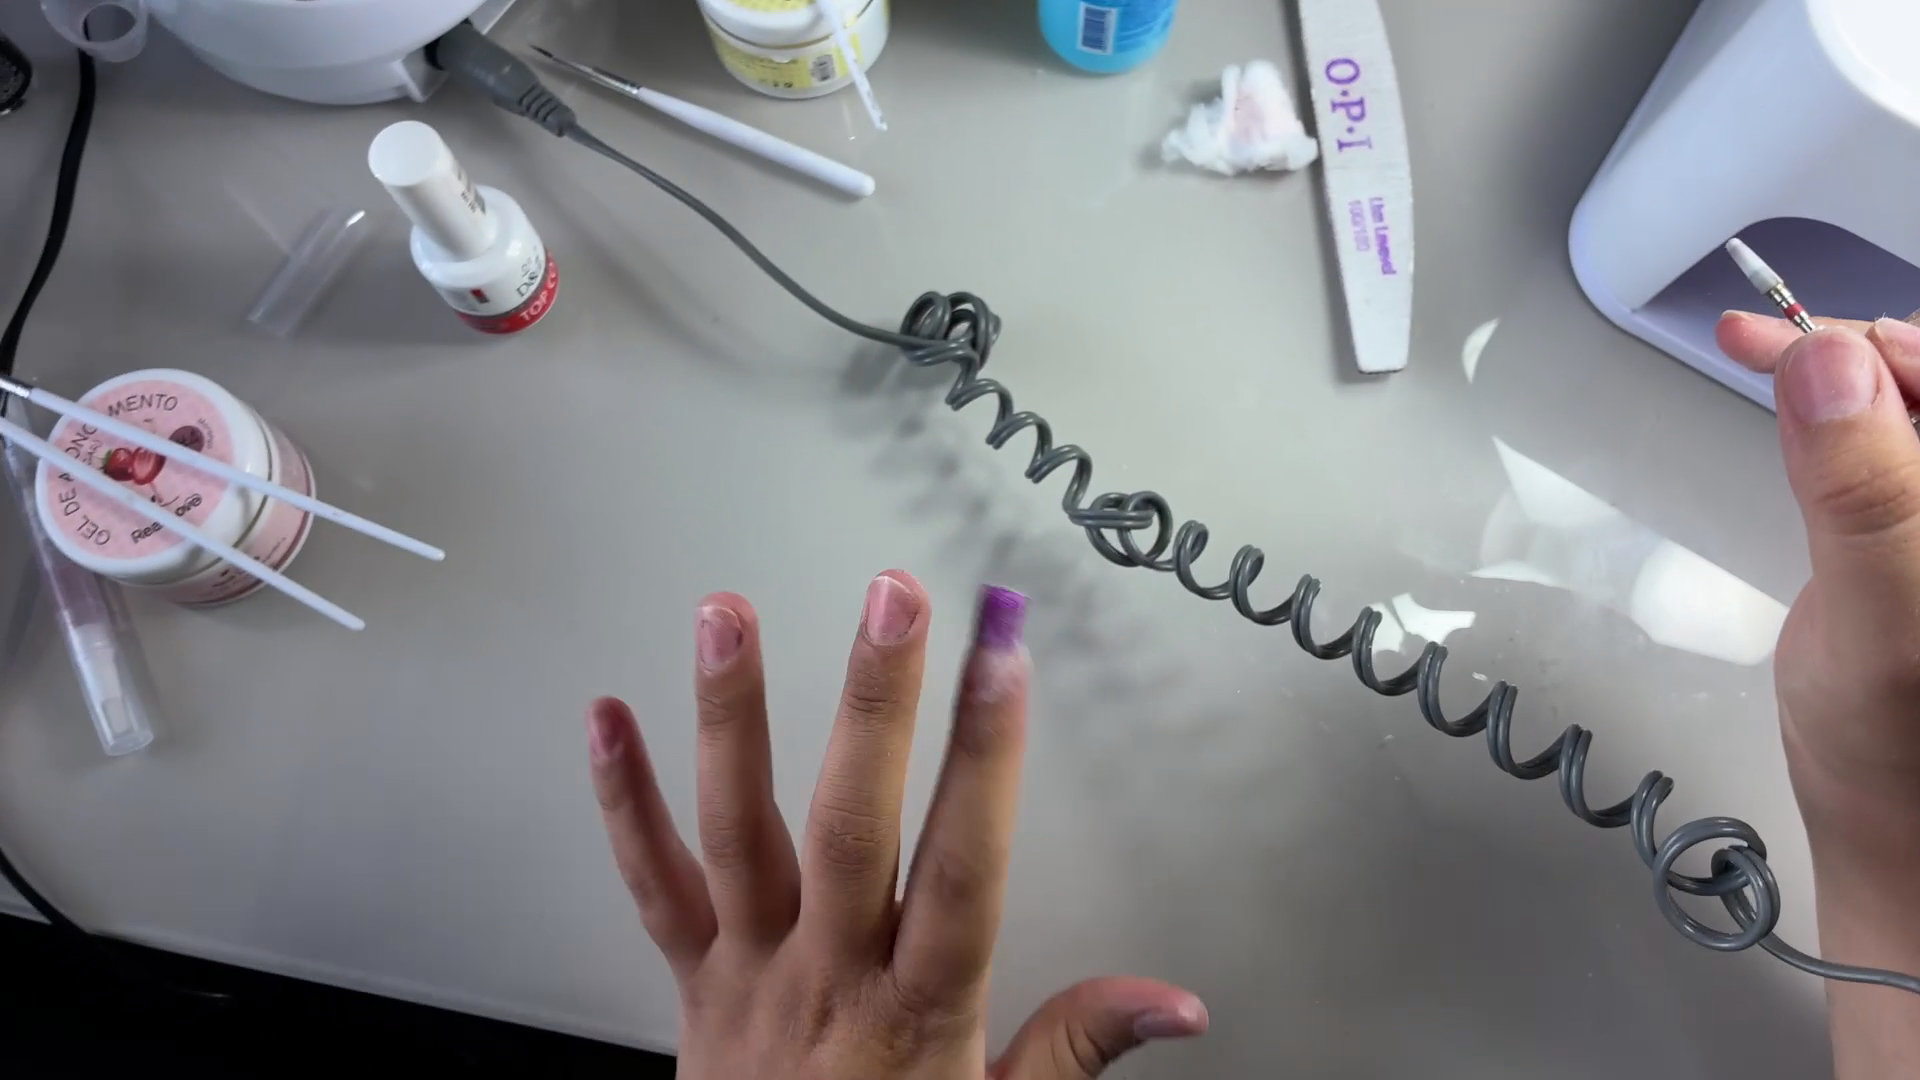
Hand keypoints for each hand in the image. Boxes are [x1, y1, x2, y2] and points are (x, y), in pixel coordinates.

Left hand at [586, 571, 1206, 1078]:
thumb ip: (1079, 1045)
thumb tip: (1177, 1004)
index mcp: (918, 1006)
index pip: (965, 866)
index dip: (988, 759)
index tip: (1004, 660)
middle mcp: (826, 971)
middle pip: (851, 824)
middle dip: (877, 703)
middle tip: (891, 602)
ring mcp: (746, 963)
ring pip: (735, 825)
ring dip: (733, 714)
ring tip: (728, 614)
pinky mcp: (689, 969)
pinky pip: (650, 880)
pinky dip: (622, 796)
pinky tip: (607, 716)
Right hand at [1718, 312, 1919, 1075]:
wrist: (1903, 820)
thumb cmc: (1901, 735)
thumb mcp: (1888, 607)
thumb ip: (1866, 483)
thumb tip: (1823, 362)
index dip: (1874, 345)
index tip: (1767, 330)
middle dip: (1857, 355)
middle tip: (1758, 341)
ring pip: (1917, 420)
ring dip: (1846, 385)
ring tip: (1773, 363)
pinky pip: (1896, 460)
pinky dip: (1845, 427)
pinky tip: (1814, 422)